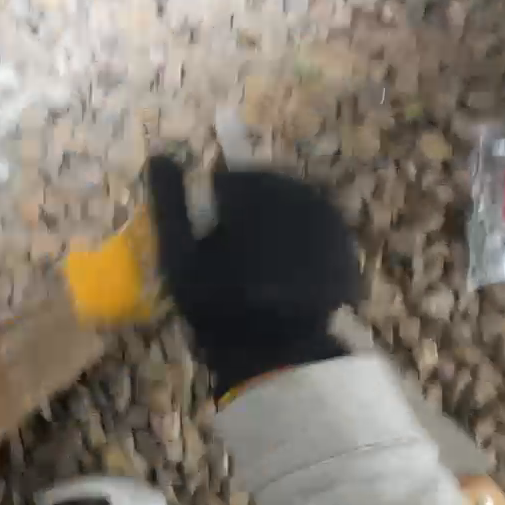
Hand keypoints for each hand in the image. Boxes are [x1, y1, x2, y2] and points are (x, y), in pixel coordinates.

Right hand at [145, 157, 361, 395]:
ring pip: (289, 213)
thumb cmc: (219, 303)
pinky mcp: (347, 248)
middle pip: (262, 193)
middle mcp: (302, 193)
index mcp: (261, 189)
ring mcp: (332, 221)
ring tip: (248, 270)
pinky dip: (292, 251)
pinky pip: (312, 236)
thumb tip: (158, 155)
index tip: (200, 238)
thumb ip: (170, 203)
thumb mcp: (180, 254)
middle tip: (222, 255)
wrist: (278, 350)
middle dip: (242, 215)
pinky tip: (275, 281)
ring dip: (267, 231)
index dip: (208, 207)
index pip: (228, 179)